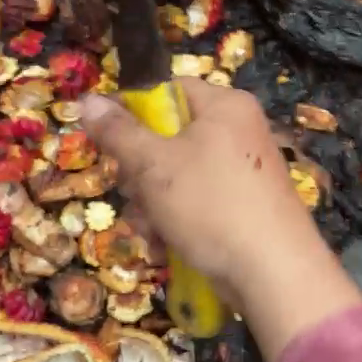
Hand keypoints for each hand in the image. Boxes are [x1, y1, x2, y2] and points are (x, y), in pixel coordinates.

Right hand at [79, 79, 361, 361]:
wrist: (274, 272)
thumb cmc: (211, 204)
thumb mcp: (154, 165)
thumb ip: (118, 132)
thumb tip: (87, 100)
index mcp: (224, 105)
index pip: (167, 89)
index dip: (132, 110)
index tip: (106, 138)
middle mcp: (238, 131)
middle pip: (168, 137)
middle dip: (141, 174)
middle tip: (134, 194)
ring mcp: (243, 171)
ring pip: (177, 177)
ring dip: (153, 206)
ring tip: (151, 232)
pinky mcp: (244, 207)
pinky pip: (197, 203)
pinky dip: (176, 223)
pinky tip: (165, 248)